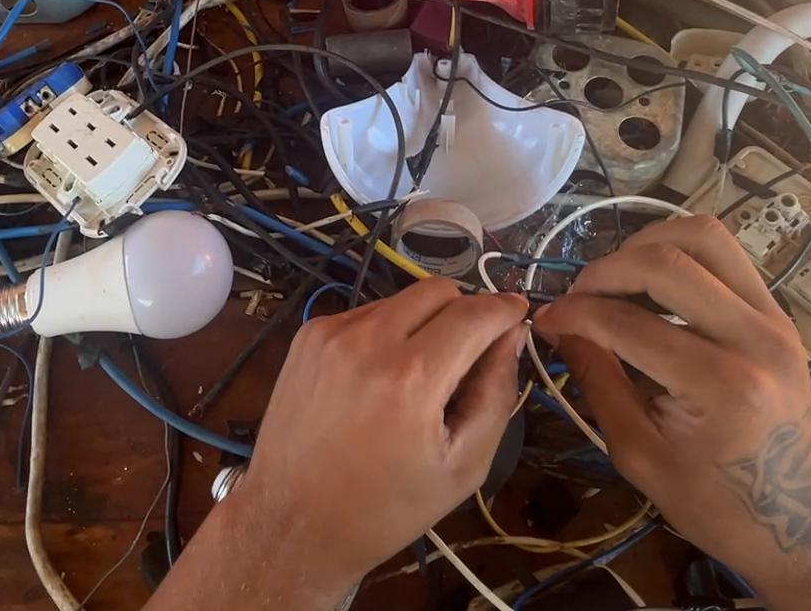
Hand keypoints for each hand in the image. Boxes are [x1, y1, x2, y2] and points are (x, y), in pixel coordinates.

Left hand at [147, 279, 527, 609]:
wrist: (292, 521)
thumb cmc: (386, 507)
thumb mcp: (463, 466)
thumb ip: (496, 392)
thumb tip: (510, 335)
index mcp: (410, 379)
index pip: (473, 314)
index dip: (503, 309)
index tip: (518, 313)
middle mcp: (368, 340)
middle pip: (438, 290)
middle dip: (465, 310)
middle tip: (471, 350)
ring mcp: (332, 331)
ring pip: (402, 298)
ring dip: (425, 320)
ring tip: (421, 371)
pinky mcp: (309, 332)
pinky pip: (368, 312)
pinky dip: (387, 330)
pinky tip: (381, 375)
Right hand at [533, 217, 810, 610]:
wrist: (804, 528)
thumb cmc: (716, 504)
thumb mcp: (638, 454)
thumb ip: (596, 378)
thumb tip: (555, 323)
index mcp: (720, 386)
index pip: (625, 322)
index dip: (573, 313)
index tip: (543, 317)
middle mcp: (755, 339)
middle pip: (665, 262)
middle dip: (605, 271)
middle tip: (577, 296)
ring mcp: (776, 319)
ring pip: (702, 236)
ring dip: (646, 245)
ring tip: (616, 278)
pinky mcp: (779, 313)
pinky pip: (723, 254)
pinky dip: (678, 253)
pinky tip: (651, 284)